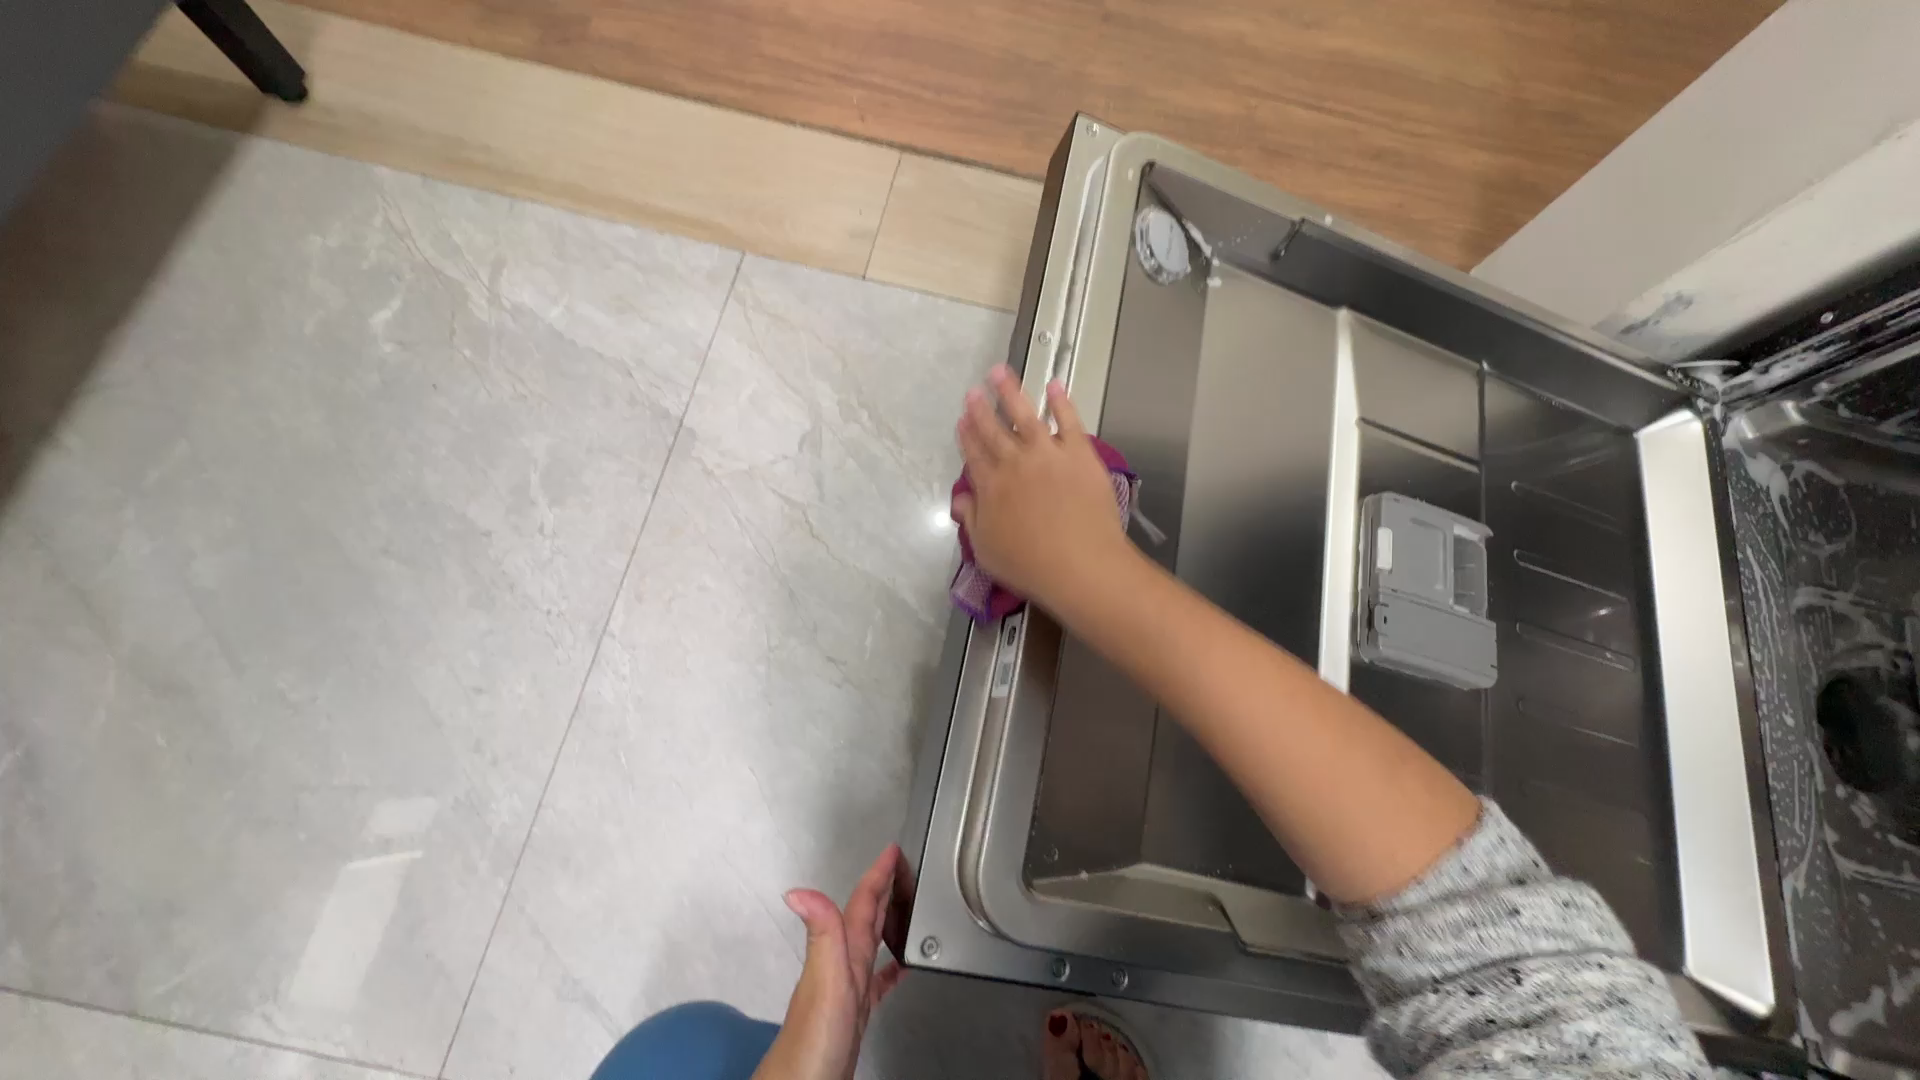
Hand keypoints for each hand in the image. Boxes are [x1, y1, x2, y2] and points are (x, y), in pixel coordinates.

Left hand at [752, 846, 905, 1079]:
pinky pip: (877, 979)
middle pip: (866, 916)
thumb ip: (819, 933)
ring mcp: (848, 987)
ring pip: (871, 942)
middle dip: (884, 888)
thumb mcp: (824, 978)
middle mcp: (843, 963)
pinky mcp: (855, 1012)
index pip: (861, 903)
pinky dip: (890, 967)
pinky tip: (900, 967)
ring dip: (886, 920)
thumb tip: (796, 890)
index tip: (894, 849)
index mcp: (841, 951)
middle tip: (906, 867)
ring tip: (907, 906)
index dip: (877, 874)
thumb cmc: (818, 1033)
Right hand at [954, 365, 1135, 613]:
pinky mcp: (1079, 453)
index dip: (966, 436)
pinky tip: (1055, 386)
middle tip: (974, 391)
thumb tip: (960, 498)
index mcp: (991, 486)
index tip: (961, 419)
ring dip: (1011, 392)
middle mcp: (1014, 463)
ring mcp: (1047, 454)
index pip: (973, 454)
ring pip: (1024, 415)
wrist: (1080, 564)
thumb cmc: (1030, 565)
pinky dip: (1061, 402)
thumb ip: (971, 520)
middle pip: (993, 430)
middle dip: (981, 409)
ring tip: (1000, 372)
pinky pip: (1068, 420)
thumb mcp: (986, 550)